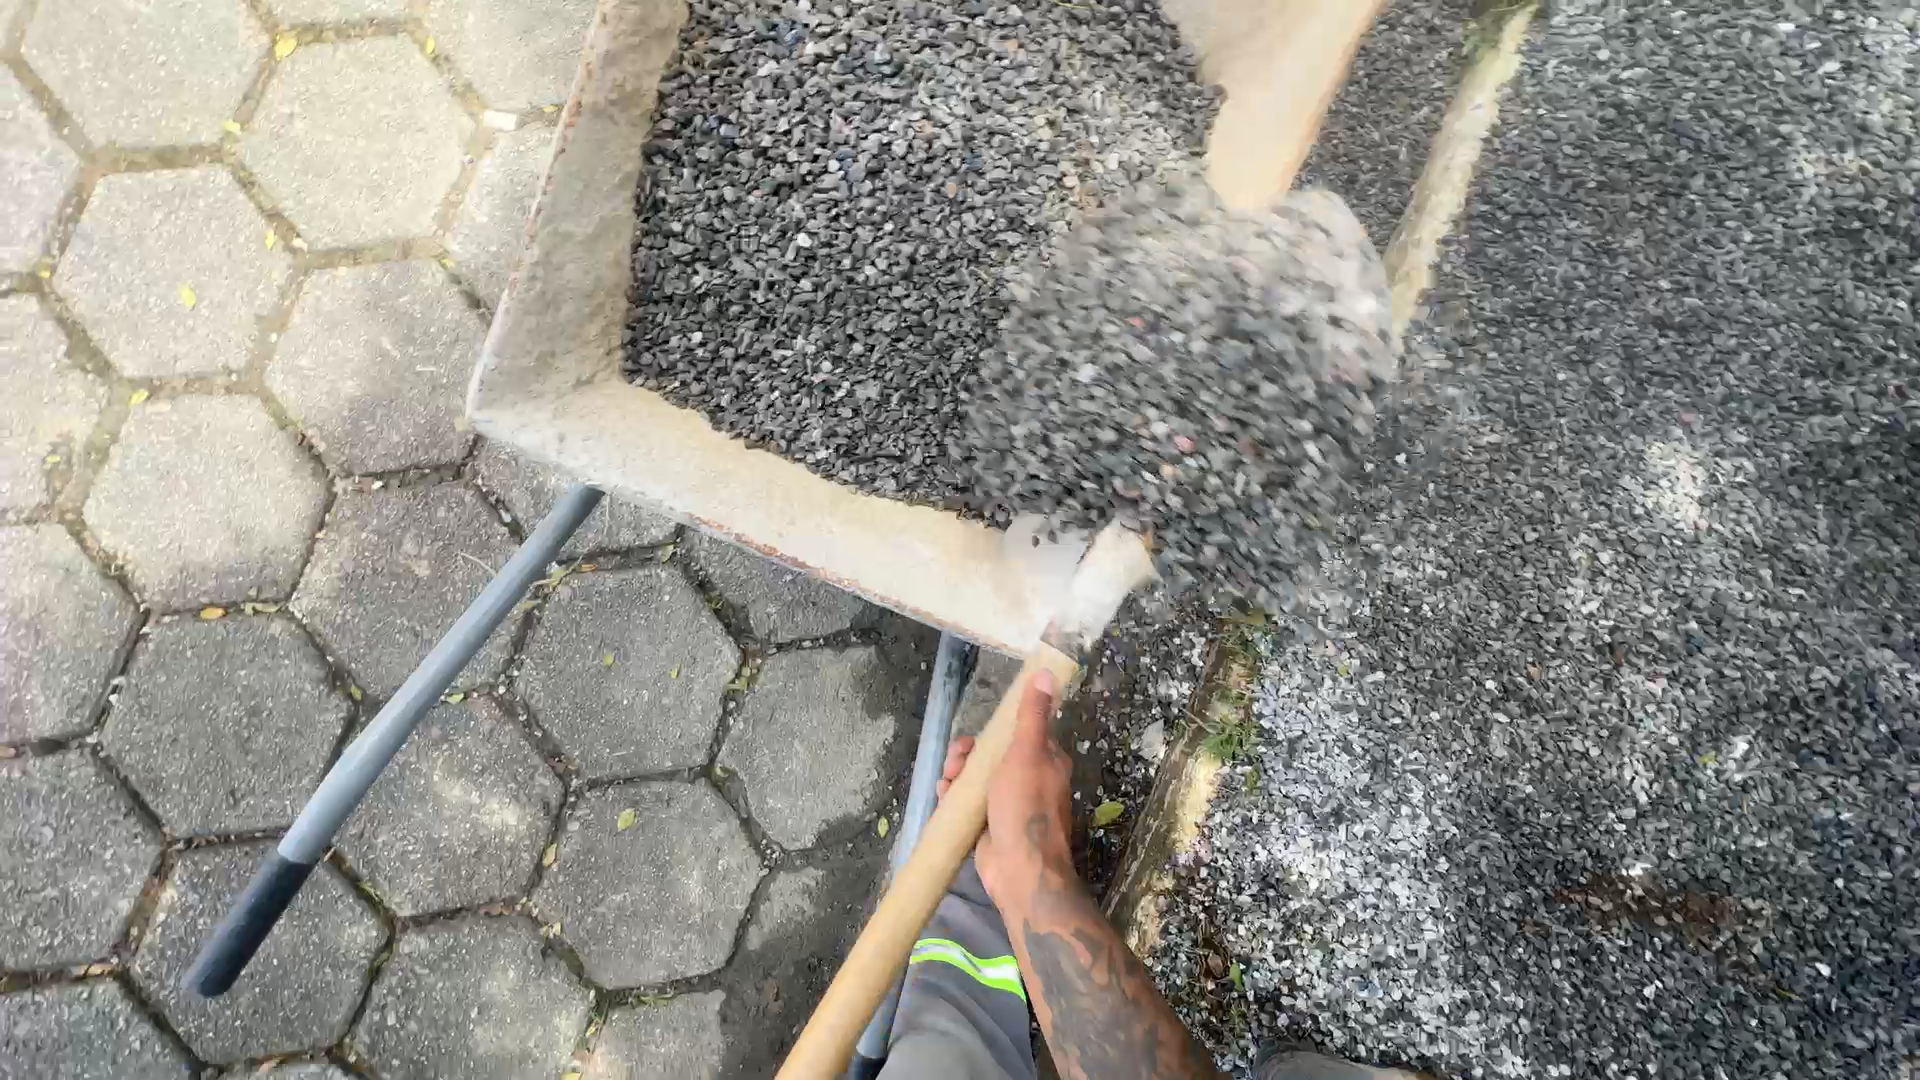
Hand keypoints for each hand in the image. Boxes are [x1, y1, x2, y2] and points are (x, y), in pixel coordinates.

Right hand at [939, 669, 1074, 909]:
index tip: (974, 736)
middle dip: (969, 754)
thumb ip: (1031, 715)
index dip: (993, 731)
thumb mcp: (1027, 752)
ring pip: (978, 777)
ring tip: (947, 782)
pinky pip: (970, 801)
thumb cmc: (1025, 806)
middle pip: (993, 754)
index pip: (1018, 732)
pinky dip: (955, 796)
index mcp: (1046, 760)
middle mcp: (1030, 779)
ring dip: (958, 774)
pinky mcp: (992, 824)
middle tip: (955, 762)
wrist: (1020, 870)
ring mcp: (1010, 803)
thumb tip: (1046, 673)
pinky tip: (943, 796)